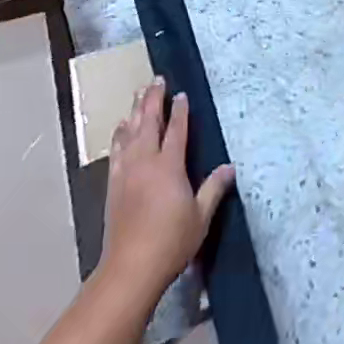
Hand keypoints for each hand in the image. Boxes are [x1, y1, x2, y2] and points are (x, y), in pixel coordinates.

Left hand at [99, 77, 234, 297]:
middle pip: (149, 121)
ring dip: (135, 109)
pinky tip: (121, 128)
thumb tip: (230, 167)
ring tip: (138, 93)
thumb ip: (214, 189)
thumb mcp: (201, 217)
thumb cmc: (171, 241)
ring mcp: (126, 169)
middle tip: (156, 80)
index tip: (181, 94)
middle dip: (153, 98)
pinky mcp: (113, 181)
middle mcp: (146, 160)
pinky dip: (120, 133)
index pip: (176, 129)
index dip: (180, 110)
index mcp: (169, 165)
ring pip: (130, 130)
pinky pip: (116, 149)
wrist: (132, 264)